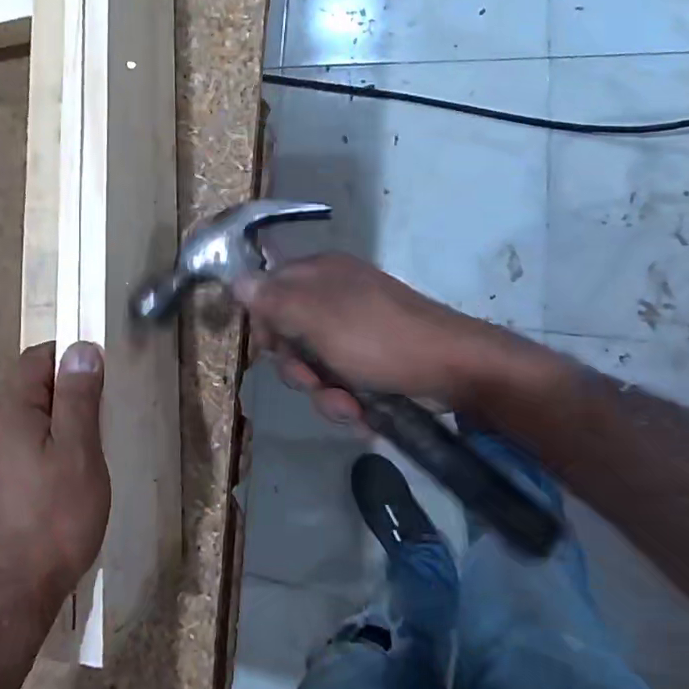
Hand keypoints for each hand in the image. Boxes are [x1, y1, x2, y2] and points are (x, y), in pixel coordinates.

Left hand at [0, 342, 110, 599]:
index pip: (38, 357)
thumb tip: (82, 348)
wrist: (20, 588)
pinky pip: (29, 435)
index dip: (73, 357)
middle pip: (35, 382)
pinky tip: (75, 463)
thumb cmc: (57, 513)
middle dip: (71, 386)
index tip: (105, 378)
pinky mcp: (0, 475)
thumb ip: (79, 396)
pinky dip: (54, 436)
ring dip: (66, 414)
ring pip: (34, 410)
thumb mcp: (79, 448)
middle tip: (105, 411)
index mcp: (9, 411)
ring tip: (95, 439)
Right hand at [235, 252, 562, 425]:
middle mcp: (336, 296)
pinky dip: (349, 400)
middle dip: (299, 370)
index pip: (269, 291)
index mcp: (321, 275)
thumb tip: (236, 280)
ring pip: (316, 367)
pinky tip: (364, 413)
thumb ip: (274, 300)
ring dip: (326, 393)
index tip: (275, 349)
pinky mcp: (374, 359)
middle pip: (290, 336)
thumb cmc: (379, 338)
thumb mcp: (318, 318)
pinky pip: (343, 381)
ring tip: (349, 405)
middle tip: (315, 380)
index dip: (267, 325)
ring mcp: (357, 329)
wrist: (452, 367)